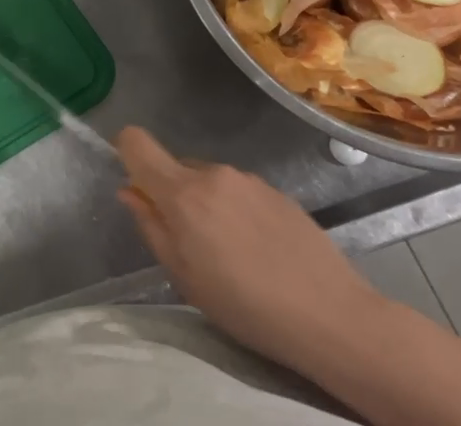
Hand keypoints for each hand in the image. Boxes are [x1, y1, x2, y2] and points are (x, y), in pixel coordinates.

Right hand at [115, 126, 381, 369]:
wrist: (334, 318)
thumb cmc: (245, 305)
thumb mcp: (183, 276)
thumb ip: (151, 227)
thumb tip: (129, 192)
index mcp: (183, 192)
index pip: (136, 143)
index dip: (126, 154)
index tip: (136, 187)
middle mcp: (215, 174)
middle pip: (175, 166)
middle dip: (173, 194)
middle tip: (191, 241)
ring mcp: (252, 181)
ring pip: (210, 181)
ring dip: (208, 204)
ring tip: (232, 251)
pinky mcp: (282, 194)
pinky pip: (242, 192)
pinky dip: (238, 212)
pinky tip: (261, 251)